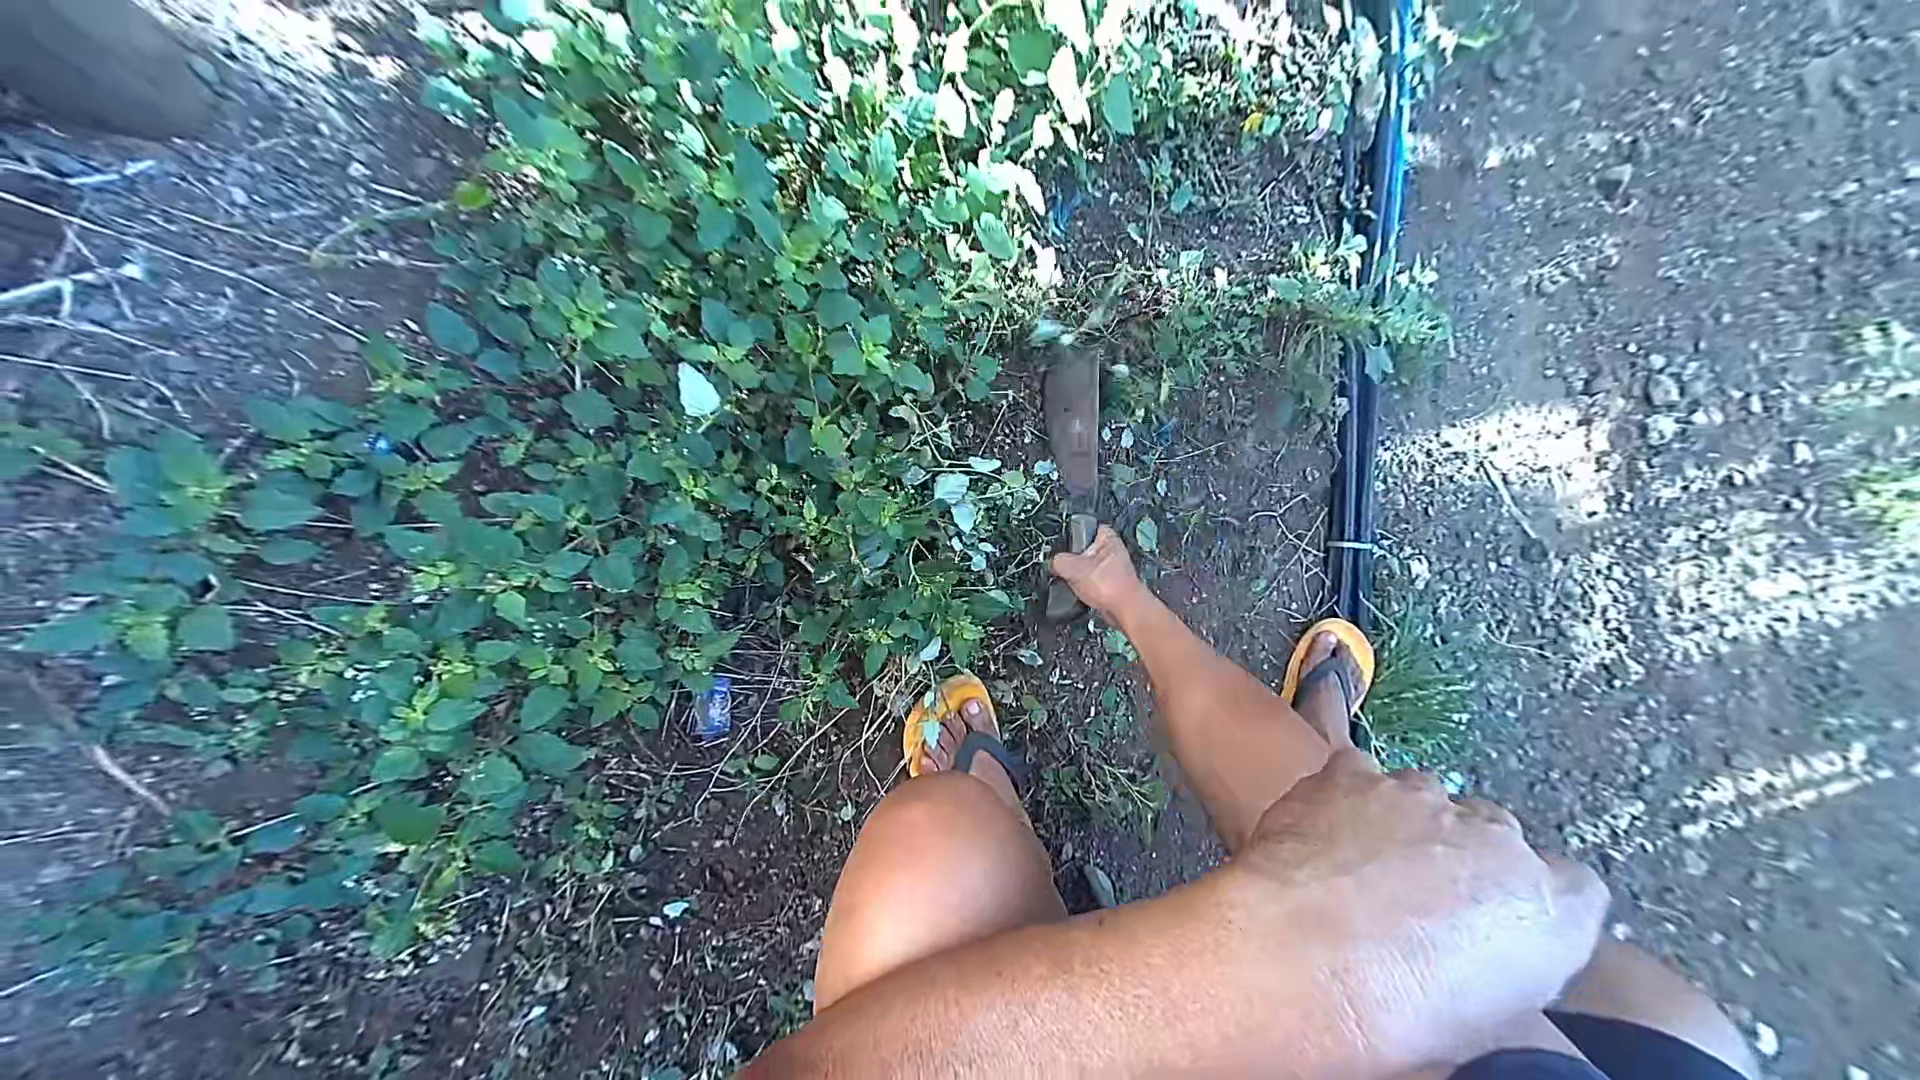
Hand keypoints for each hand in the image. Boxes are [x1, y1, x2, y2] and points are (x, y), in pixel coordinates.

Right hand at [1049, 524, 1146, 618]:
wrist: (1124, 611)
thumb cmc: (1110, 586)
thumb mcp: (1072, 568)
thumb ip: (1057, 561)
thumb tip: (1052, 563)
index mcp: (1107, 536)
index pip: (1083, 527)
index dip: (1069, 537)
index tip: (1062, 547)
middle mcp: (1112, 550)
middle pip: (1080, 550)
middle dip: (1071, 560)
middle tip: (1068, 568)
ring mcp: (1111, 568)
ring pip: (1083, 568)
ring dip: (1077, 576)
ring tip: (1077, 582)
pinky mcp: (1109, 584)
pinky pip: (1088, 582)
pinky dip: (1084, 587)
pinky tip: (1083, 592)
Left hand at [1234, 749, 1608, 1071]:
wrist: (1308, 953)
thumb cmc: (1395, 1008)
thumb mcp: (1487, 1016)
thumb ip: (1505, 962)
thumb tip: (1478, 954)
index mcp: (1551, 907)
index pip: (1570, 886)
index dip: (1527, 895)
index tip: (1493, 909)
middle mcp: (1493, 838)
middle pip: (1490, 828)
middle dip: (1460, 851)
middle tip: (1413, 885)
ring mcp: (1419, 797)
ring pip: (1423, 793)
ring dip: (1401, 816)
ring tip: (1359, 854)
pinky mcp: (1351, 773)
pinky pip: (1356, 768)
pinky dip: (1344, 788)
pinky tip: (1322, 817)